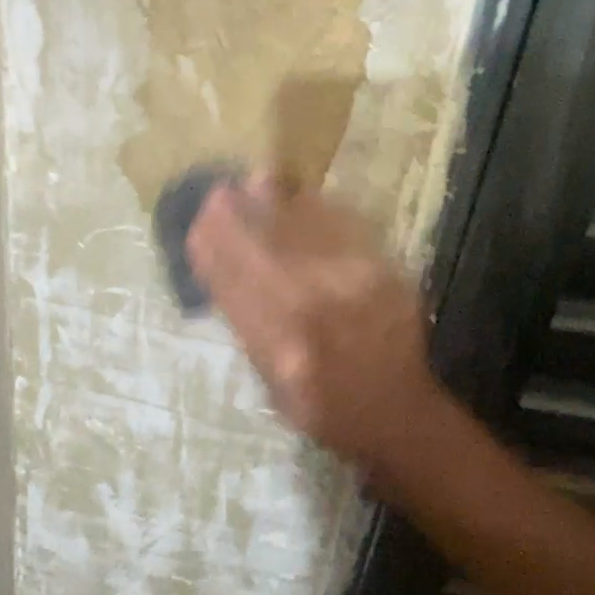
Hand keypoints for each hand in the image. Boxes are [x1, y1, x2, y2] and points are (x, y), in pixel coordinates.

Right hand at [185, 175, 444, 468]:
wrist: (397, 413)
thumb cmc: (324, 409)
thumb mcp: (272, 386)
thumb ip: (251, 332)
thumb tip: (225, 278)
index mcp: (280, 347)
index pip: (234, 286)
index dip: (212, 252)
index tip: (196, 227)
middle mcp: (314, 312)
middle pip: (264, 251)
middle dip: (236, 219)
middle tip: (218, 192)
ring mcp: (353, 287)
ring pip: (303, 233)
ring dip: (275, 204)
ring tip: (254, 181)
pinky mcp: (384, 274)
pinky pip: (344, 231)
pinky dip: (318, 211)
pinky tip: (300, 196)